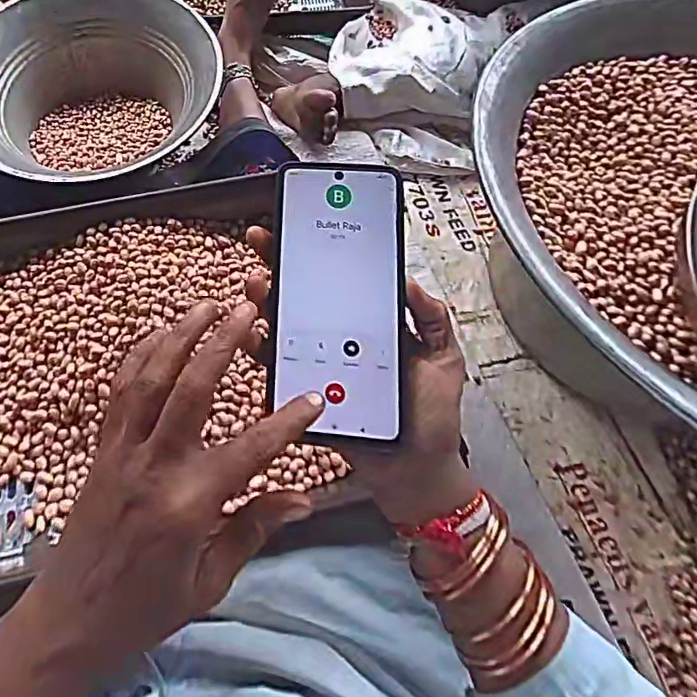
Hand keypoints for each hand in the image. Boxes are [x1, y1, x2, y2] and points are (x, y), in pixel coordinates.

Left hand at [19, 301, 324, 673]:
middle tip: (245, 311)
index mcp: (188, 505)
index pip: (249, 452)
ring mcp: (121, 451)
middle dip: (219, 344)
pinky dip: (139, 357)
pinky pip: (119, 392)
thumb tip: (300, 498)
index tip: (312, 399)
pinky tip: (158, 337)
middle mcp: (153, 467)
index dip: (286, 423)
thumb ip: (252, 529)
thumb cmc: (143, 610)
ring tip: (204, 306)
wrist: (68, 619)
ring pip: (149, 378)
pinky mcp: (101, 448)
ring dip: (177, 336)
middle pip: (190, 390)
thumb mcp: (208, 583)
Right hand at [242, 228, 478, 526]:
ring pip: (280, 323)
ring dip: (263, 299)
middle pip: (299, 293)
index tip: (301, 226)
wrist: (416, 470)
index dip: (317, 252)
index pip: (336, 280)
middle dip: (277, 263)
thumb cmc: (430, 416)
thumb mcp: (444, 359)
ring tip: (259, 282)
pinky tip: (252, 332)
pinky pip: (274, 365)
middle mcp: (335, 338)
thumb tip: (411, 282)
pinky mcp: (302, 390)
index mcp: (366, 324)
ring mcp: (316, 362)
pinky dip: (257, 347)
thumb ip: (433, 320)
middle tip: (263, 242)